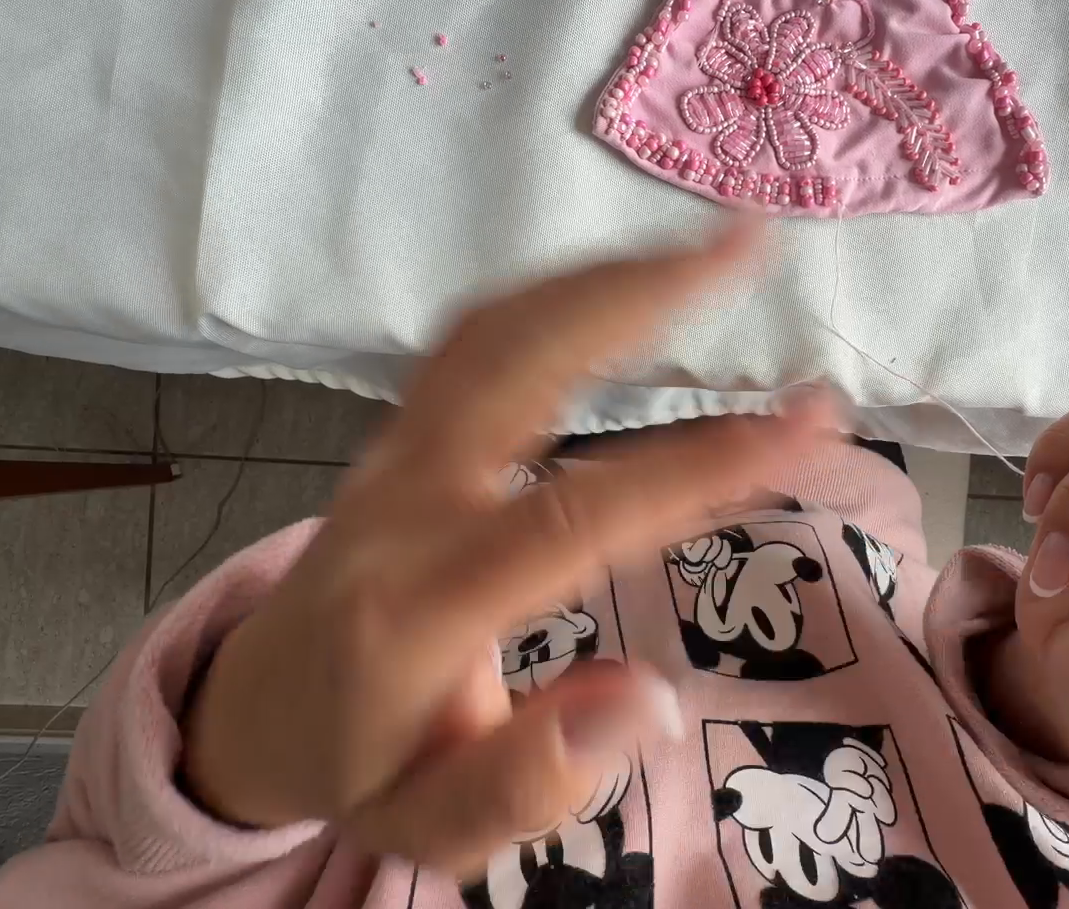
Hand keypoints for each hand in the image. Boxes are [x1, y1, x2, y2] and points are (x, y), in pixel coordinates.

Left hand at [181, 220, 834, 872]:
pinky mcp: (401, 428)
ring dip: (602, 275)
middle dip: (639, 293)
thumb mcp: (431, 821)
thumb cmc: (358, 759)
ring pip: (496, 328)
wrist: (260, 701)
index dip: (698, 467)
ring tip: (702, 248)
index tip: (808, 424)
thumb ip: (528, 777)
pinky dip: (554, 293)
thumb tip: (648, 699)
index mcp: (421, 605)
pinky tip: (615, 284)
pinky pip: (475, 337)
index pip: (575, 516)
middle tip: (744, 248)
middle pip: (518, 363)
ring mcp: (397, 447)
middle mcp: (407, 497)